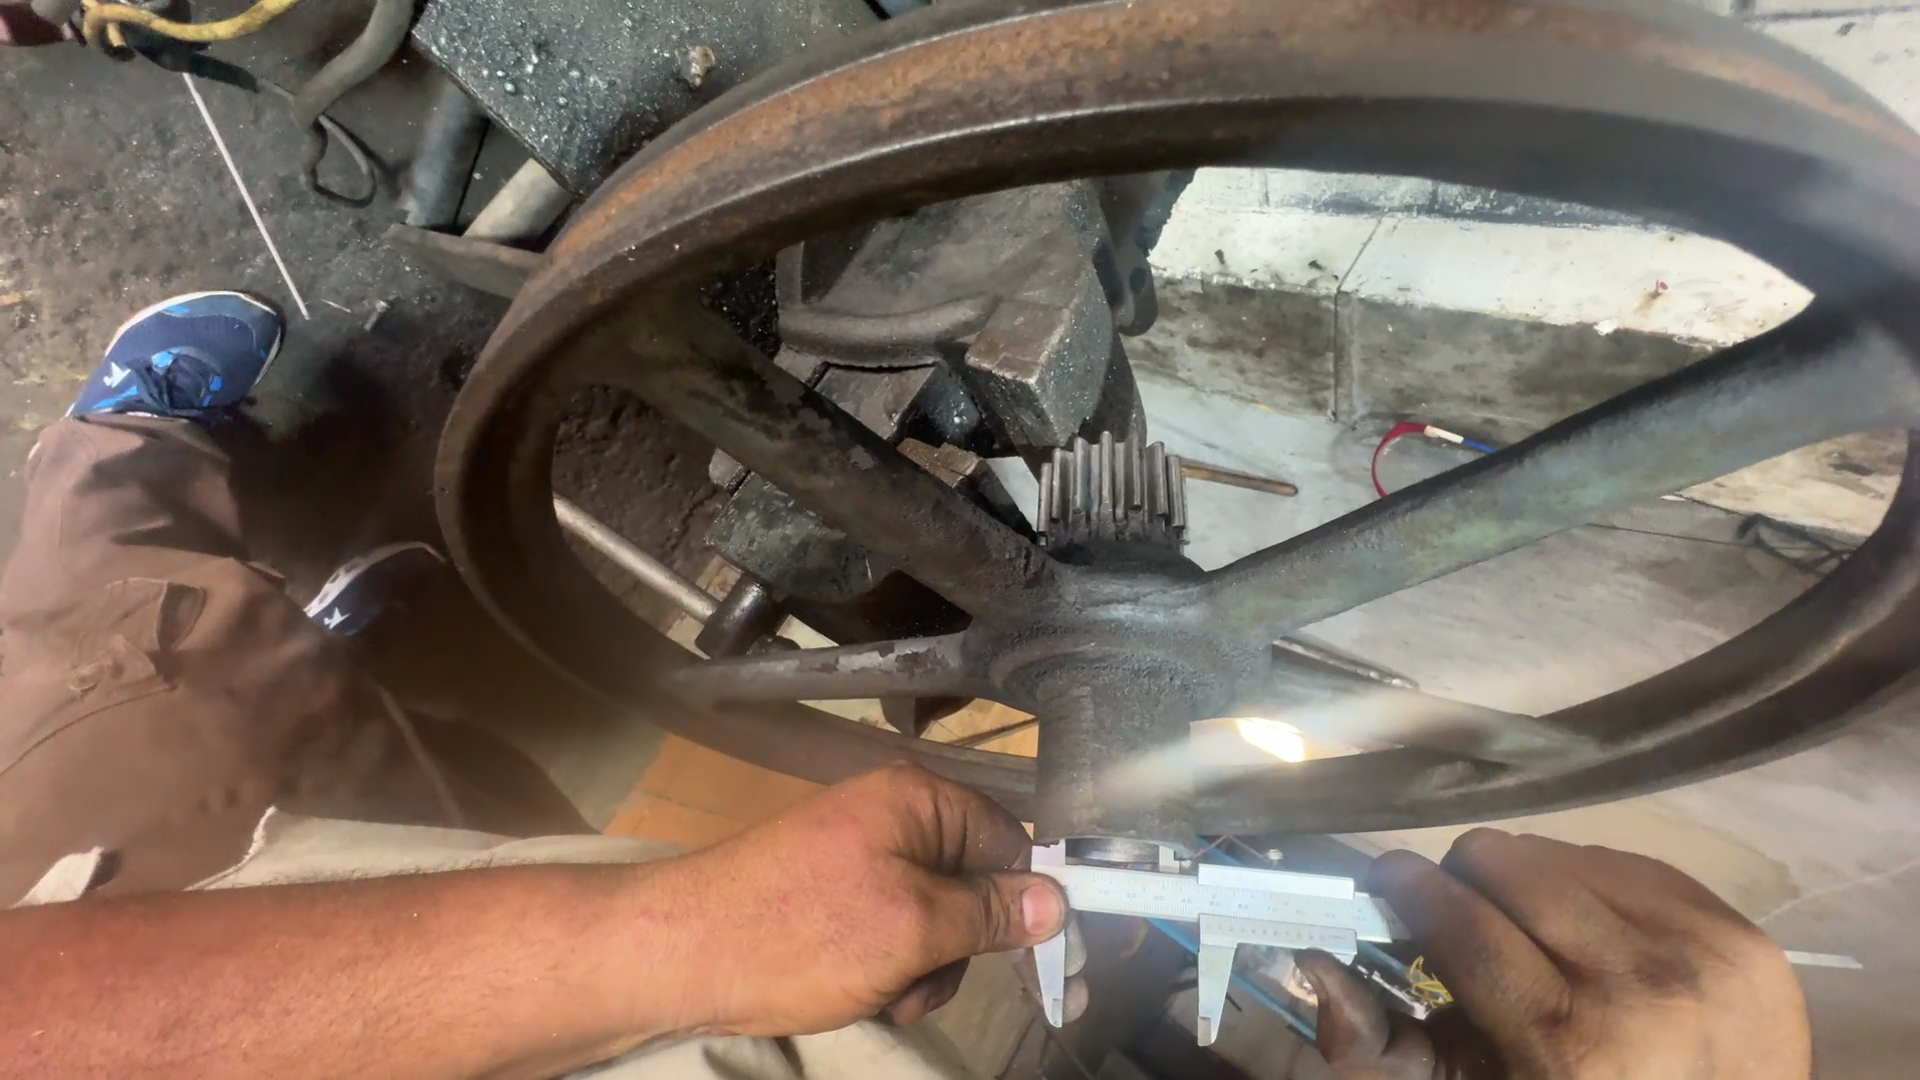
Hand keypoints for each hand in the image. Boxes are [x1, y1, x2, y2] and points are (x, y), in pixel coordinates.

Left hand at [657, 762, 1069, 1036]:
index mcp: (920, 800)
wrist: (684, 950)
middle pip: (971, 882)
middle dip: (958, 944)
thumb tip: (1056, 901)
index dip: (1031, 898)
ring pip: (933, 915)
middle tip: (927, 983)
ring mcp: (864, 850)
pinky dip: (889, 962)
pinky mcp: (840, 885)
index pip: (1008, 839)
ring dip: (922, 964)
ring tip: (880, 988)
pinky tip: (858, 985)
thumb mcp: (913, 926)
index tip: (1054, 960)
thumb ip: (989, 912)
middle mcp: (897, 814)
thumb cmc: (805, 930)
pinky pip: (894, 923)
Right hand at [1296, 829, 1809, 1079]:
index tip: (1388, 890)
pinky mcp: (1742, 933)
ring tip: (1537, 936)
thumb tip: (1310, 957)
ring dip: (1523, 883)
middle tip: (1467, 924)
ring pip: (1548, 849)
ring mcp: (1702, 953)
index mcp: (1567, 1041)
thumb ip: (1371, 1040)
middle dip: (1461, 882)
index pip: (1446, 906)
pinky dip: (1584, 887)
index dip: (1399, 884)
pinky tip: (1595, 937)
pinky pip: (1613, 858)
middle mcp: (1643, 988)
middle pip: (1493, 857)